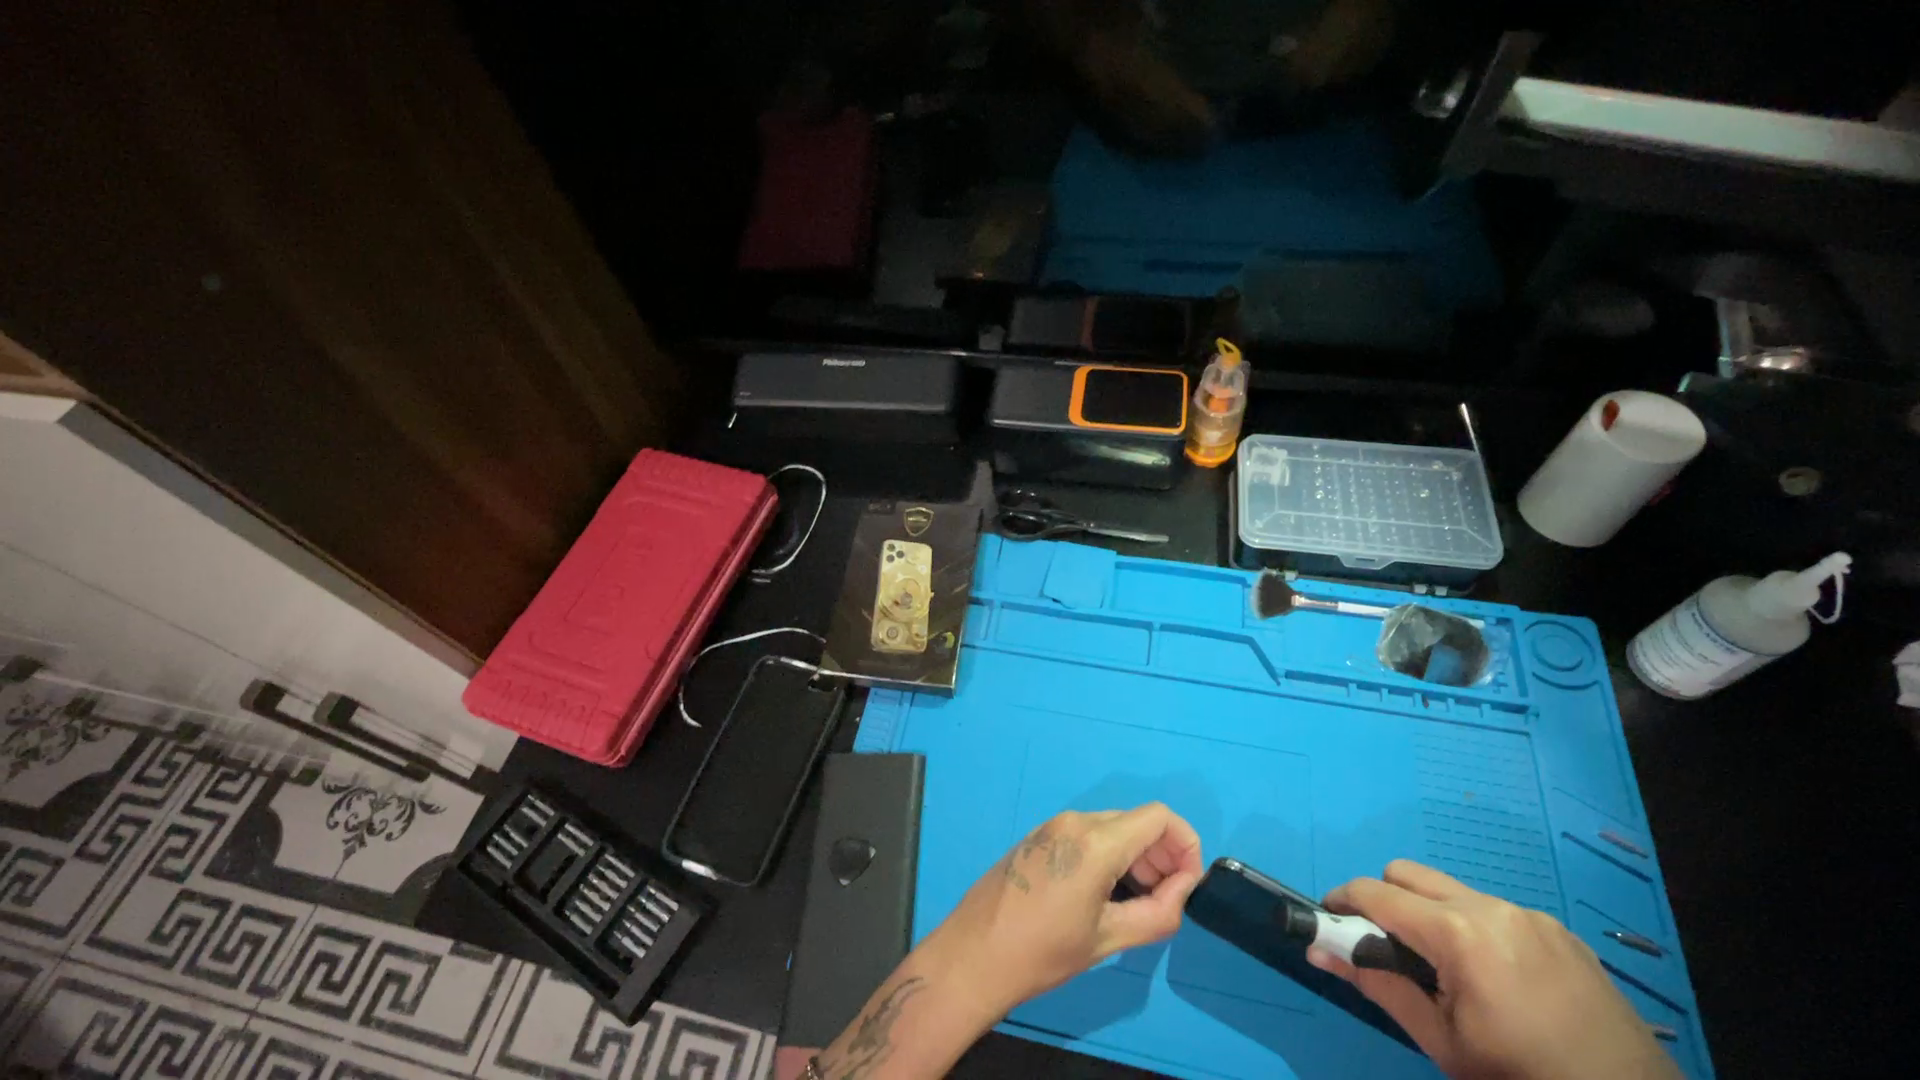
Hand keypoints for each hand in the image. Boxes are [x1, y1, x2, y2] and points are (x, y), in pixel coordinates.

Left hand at [920, 803, 1203, 1017]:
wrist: (972, 956)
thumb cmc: (1042, 953)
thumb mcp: (1108, 940)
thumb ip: (1158, 912)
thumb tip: (1183, 888)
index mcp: (1095, 842)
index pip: (1159, 818)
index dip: (1185, 846)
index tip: (1186, 886)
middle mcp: (1074, 822)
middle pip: (1137, 822)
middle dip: (1161, 857)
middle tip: (1161, 902)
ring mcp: (1051, 826)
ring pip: (1113, 829)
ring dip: (1135, 858)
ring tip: (1132, 905)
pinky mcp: (1038, 838)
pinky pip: (1087, 835)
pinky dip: (1108, 856)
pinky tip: (1101, 896)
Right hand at [1310, 860, 1682, 1079]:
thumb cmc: (1521, 1076)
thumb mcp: (1442, 1041)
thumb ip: (1378, 986)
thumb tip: (1318, 952)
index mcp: (1457, 933)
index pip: (1375, 893)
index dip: (1341, 904)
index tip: (1330, 927)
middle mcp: (1490, 907)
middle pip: (1407, 873)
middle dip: (1383, 901)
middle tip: (1387, 952)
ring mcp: (1529, 915)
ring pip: (1451, 891)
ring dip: (1429, 915)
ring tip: (1448, 974)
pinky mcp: (1559, 930)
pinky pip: (1494, 911)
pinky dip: (1473, 929)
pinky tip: (1498, 981)